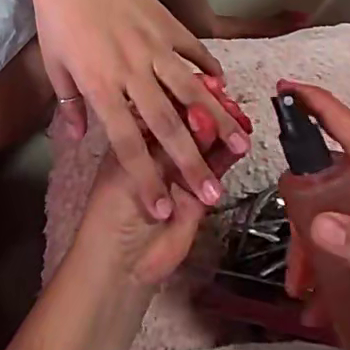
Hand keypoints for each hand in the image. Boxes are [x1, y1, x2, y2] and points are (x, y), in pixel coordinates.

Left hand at [28, 0, 247, 217]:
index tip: (162, 208)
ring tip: (241, 145)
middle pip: (167, 125)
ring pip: (193, 91)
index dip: (145, 178)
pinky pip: (195, 52)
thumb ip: (69, 103)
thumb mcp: (53, 64)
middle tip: (213, 192)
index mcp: (101, 85)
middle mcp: (134, 72)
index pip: (126, 143)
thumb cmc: (57, 16)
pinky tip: (225, 87)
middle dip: (191, 162)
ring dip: (218, 120)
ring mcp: (156, 47)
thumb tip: (78, 135)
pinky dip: (211, 70)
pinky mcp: (169, 25)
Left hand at [74, 93, 248, 288]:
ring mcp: (177, 170)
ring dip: (221, 126)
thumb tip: (189, 120)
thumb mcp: (126, 175)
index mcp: (129, 137)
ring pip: (202, 140)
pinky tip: (242, 137)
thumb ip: (158, 152)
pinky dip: (228, 151)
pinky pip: (215, 166)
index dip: (175, 96)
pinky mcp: (197, 192)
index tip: (197, 82)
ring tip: (237, 111)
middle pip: (182, 120)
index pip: (154, 108)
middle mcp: (155, 149)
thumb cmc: (107, 216)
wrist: (117, 267)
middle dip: (204, 106)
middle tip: (222, 92)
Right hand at [278, 82, 349, 349]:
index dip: (322, 109)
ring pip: (343, 213)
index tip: (287, 88)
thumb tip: (316, 219)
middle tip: (289, 259)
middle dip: (303, 211)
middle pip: (339, 181)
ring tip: (303, 293)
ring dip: (316, 246)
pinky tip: (327, 305)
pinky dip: (336, 265)